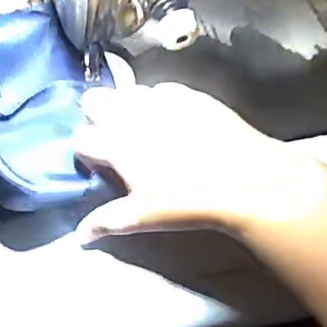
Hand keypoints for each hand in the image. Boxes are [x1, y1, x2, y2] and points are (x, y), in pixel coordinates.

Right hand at [72, 82, 326, 239]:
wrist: (245, 180)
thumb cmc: (187, 203)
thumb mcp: (143, 217)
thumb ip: (106, 222)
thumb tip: (80, 236)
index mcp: (116, 144)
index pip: (80, 136)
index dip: (85, 148)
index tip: (96, 159)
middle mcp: (132, 115)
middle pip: (95, 99)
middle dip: (97, 114)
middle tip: (112, 135)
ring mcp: (162, 100)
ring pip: (128, 91)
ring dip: (127, 105)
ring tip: (141, 125)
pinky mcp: (189, 94)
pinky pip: (163, 90)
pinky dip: (160, 101)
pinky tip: (172, 118)